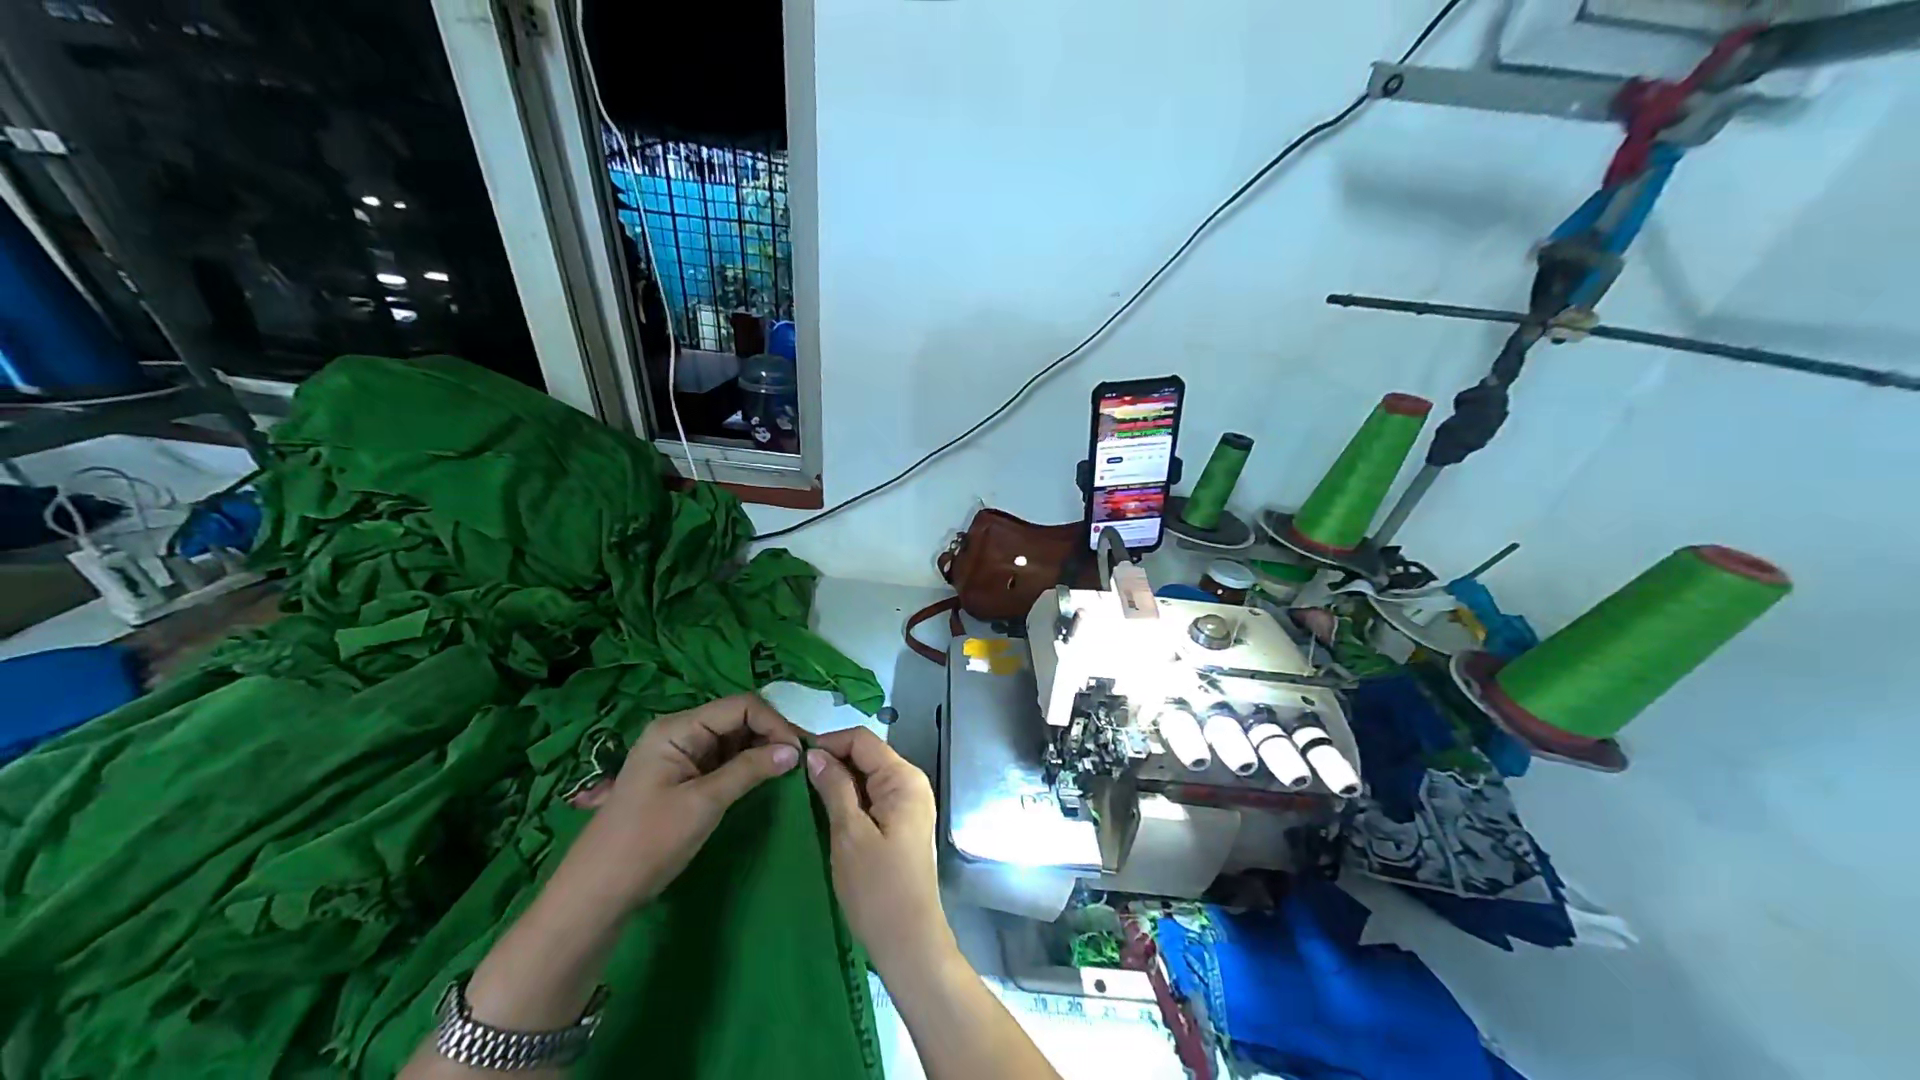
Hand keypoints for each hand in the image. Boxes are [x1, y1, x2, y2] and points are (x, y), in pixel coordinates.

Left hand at [561, 694, 803, 915]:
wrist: (598, 892)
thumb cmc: (649, 842)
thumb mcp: (704, 802)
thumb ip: (749, 770)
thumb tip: (794, 751)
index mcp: (677, 728)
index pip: (740, 706)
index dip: (773, 723)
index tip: (799, 753)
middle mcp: (679, 732)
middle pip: (736, 718)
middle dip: (770, 734)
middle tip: (799, 761)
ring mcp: (679, 754)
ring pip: (732, 738)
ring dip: (760, 749)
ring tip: (787, 769)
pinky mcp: (682, 776)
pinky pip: (722, 759)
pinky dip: (746, 765)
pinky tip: (764, 777)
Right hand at [804, 727, 955, 975]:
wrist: (909, 942)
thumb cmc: (878, 889)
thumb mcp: (849, 834)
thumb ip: (834, 788)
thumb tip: (814, 754)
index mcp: (904, 778)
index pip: (862, 740)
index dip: (828, 742)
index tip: (793, 757)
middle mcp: (911, 783)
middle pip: (866, 755)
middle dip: (831, 760)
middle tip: (793, 776)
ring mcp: (908, 805)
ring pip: (867, 777)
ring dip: (838, 781)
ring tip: (802, 793)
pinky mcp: (901, 824)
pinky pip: (872, 797)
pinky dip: (849, 798)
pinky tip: (825, 811)